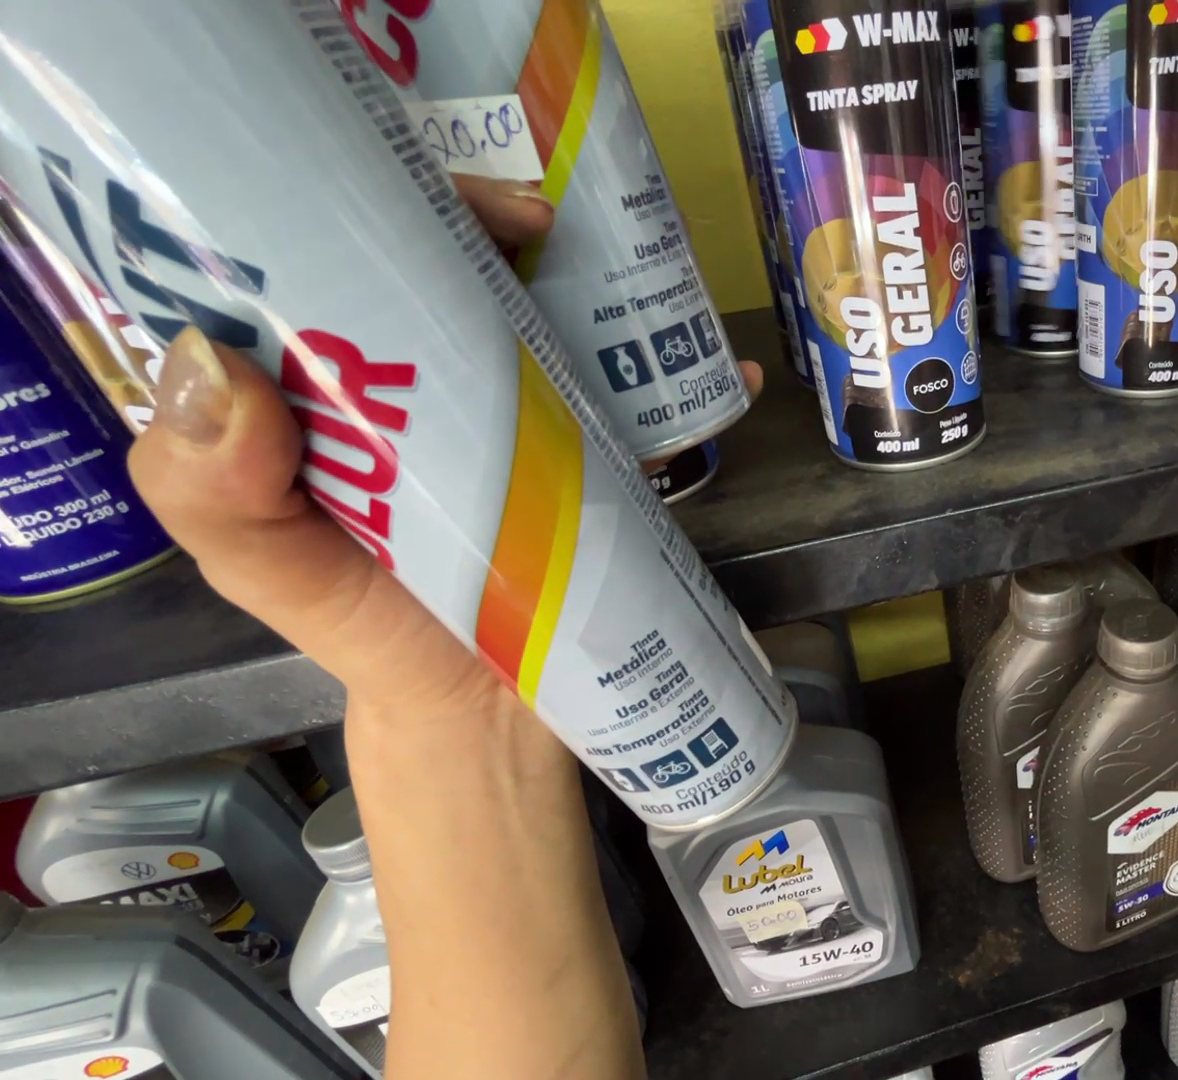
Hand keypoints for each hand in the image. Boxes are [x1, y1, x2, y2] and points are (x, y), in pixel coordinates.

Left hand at [129, 176, 758, 729]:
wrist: (495, 710)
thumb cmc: (381, 636)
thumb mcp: (272, 570)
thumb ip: (213, 491)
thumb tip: (218, 361)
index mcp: (364, 384)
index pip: (387, 257)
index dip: (436, 213)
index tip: (508, 219)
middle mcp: (457, 385)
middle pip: (500, 278)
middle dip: (551, 239)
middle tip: (590, 232)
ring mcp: (543, 422)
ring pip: (584, 332)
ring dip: (635, 296)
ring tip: (680, 283)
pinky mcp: (608, 465)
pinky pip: (656, 411)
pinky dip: (702, 388)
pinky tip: (740, 380)